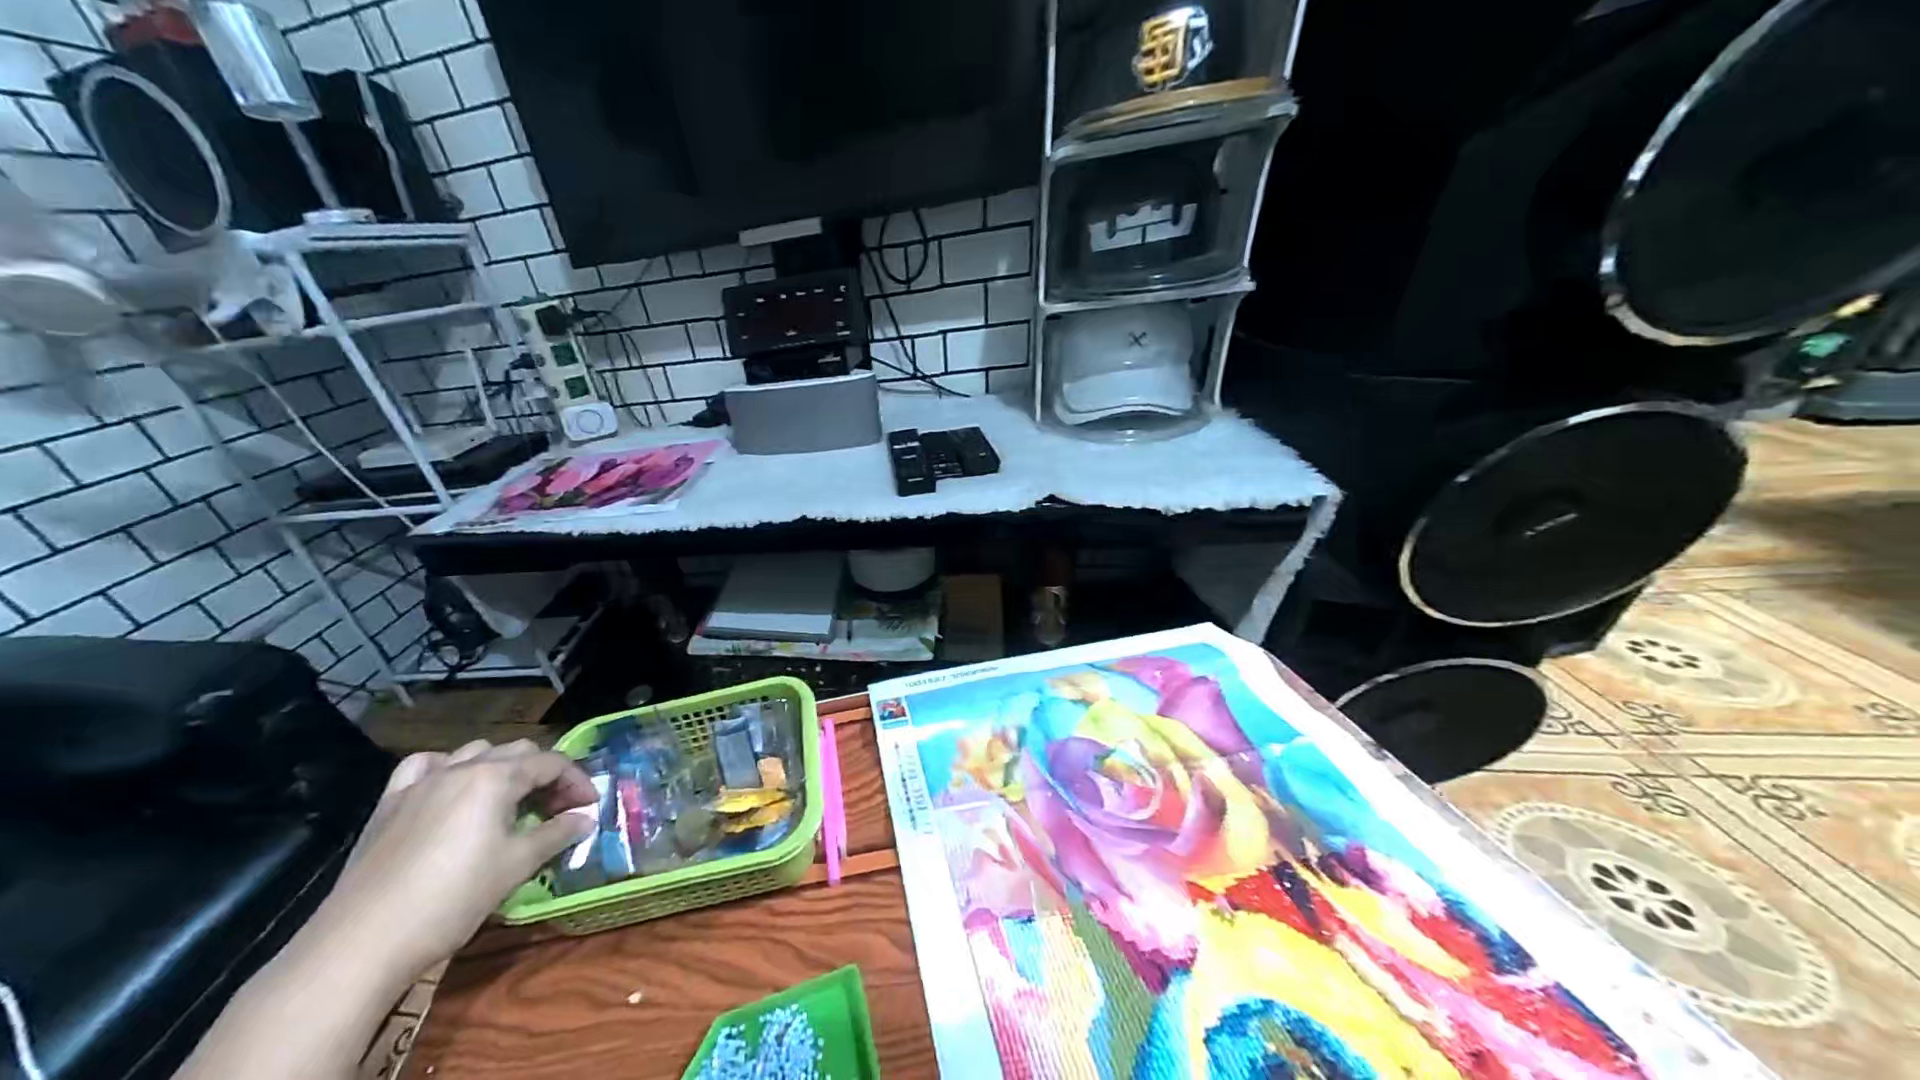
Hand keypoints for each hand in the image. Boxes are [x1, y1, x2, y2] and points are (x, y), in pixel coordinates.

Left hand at [318, 739, 597, 978]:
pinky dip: (447, 768)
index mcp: (495, 778)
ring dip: (501, 768)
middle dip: (545, 774)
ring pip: (473, 753)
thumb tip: (585, 818)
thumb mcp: (516, 866)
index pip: (551, 763)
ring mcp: (420, 783)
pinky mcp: (389, 803)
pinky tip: (451, 790)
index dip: (577, 781)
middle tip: (557, 807)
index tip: (590, 806)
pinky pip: (424, 766)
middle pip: (517, 752)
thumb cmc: (452, 899)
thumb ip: (556, 834)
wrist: (362, 942)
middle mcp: (460, 768)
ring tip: (510, 799)